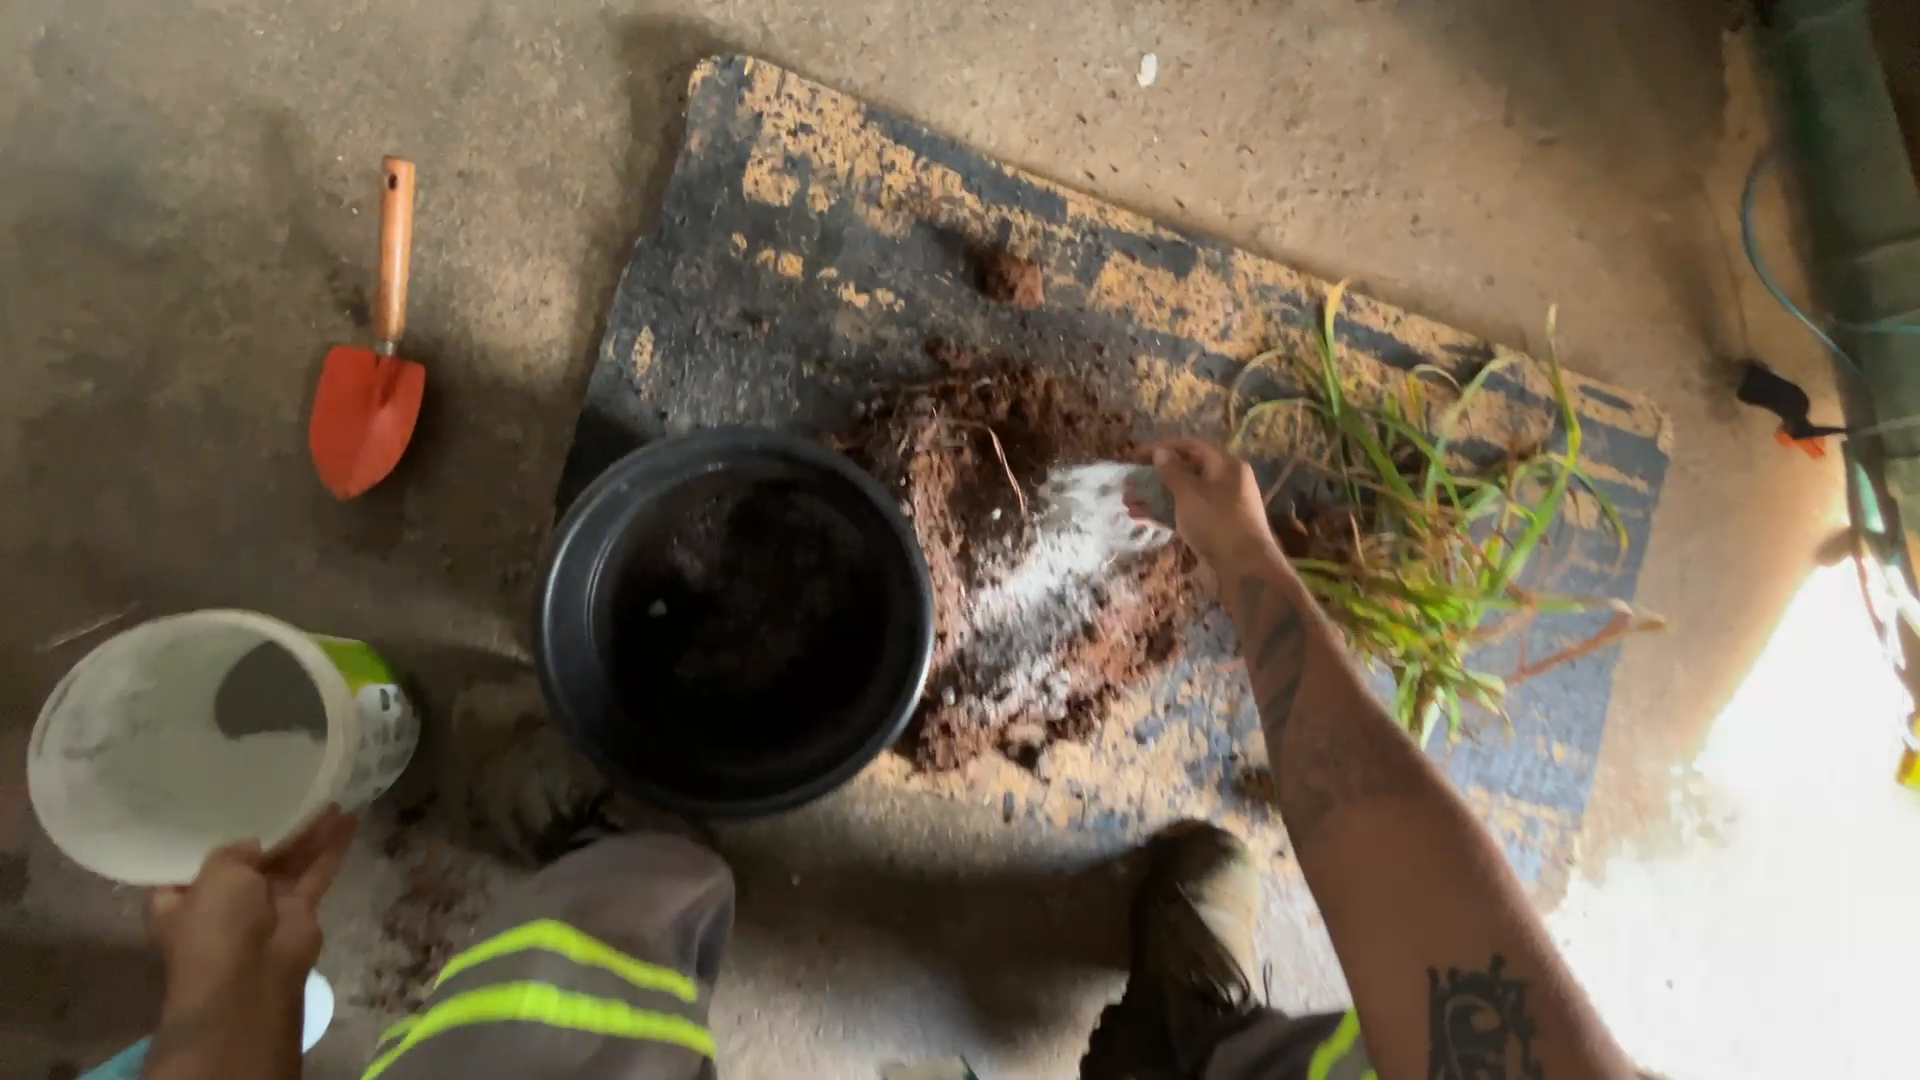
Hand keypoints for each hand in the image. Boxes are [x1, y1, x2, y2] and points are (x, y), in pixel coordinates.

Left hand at [150, 806, 356, 1007]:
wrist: (251, 975)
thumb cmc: (216, 926)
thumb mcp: (215, 877)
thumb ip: (232, 851)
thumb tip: (252, 839)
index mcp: (183, 898)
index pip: (191, 863)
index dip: (208, 836)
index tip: (224, 806)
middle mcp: (223, 900)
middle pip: (252, 857)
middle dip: (273, 829)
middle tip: (293, 794)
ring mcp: (265, 903)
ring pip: (290, 860)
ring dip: (310, 833)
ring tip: (333, 799)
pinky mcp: (301, 906)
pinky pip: (318, 869)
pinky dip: (333, 847)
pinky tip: (350, 820)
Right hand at [1130, 438, 1277, 571]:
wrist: (1244, 569)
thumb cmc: (1217, 522)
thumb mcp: (1190, 493)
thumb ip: (1172, 471)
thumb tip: (1161, 451)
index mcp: (1226, 466)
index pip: (1190, 447)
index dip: (1162, 449)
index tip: (1135, 457)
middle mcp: (1224, 483)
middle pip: (1185, 472)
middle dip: (1154, 476)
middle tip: (1128, 483)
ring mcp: (1217, 507)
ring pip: (1181, 495)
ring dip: (1154, 497)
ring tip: (1128, 503)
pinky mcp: (1211, 528)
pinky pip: (1183, 514)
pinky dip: (1163, 513)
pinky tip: (1140, 517)